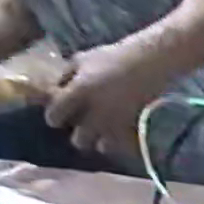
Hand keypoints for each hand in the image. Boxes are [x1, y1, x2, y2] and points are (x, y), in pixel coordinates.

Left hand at [44, 42, 169, 157]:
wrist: (149, 65)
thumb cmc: (112, 58)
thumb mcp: (80, 60)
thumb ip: (67, 76)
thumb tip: (59, 89)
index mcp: (80, 92)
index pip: (57, 113)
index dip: (53, 118)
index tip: (55, 120)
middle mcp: (98, 111)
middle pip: (82, 137)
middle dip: (79, 138)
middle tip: (80, 133)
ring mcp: (120, 120)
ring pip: (105, 145)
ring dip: (101, 143)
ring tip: (101, 139)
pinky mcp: (137, 125)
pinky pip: (124, 142)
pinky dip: (119, 143)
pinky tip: (119, 140)